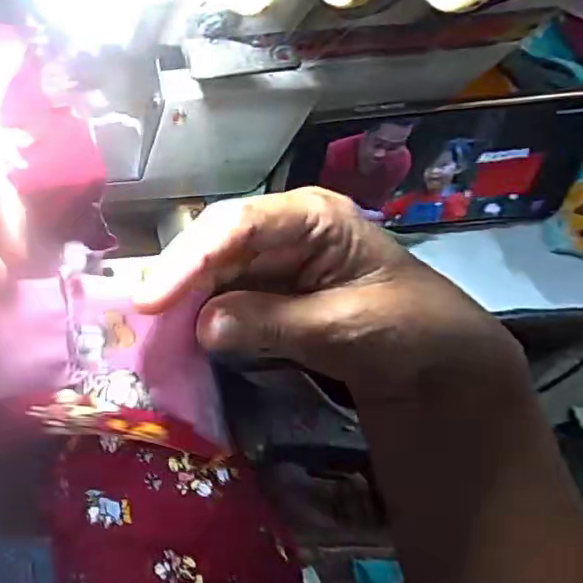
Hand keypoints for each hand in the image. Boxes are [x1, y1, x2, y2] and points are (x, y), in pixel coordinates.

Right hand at [133, 187, 524, 402]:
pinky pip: (212, 294)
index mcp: (311, 217)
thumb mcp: (348, 326)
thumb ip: (273, 322)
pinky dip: (190, 313)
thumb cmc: (411, 331)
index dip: (190, 260)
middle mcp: (278, 229)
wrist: (441, 365)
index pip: (237, 227)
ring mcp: (264, 258)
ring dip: (177, 297)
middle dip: (175, 276)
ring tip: (148, 325)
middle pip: (210, 243)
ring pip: (204, 269)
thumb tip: (203, 326)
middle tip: (141, 313)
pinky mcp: (256, 288)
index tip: (153, 299)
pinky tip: (170, 330)